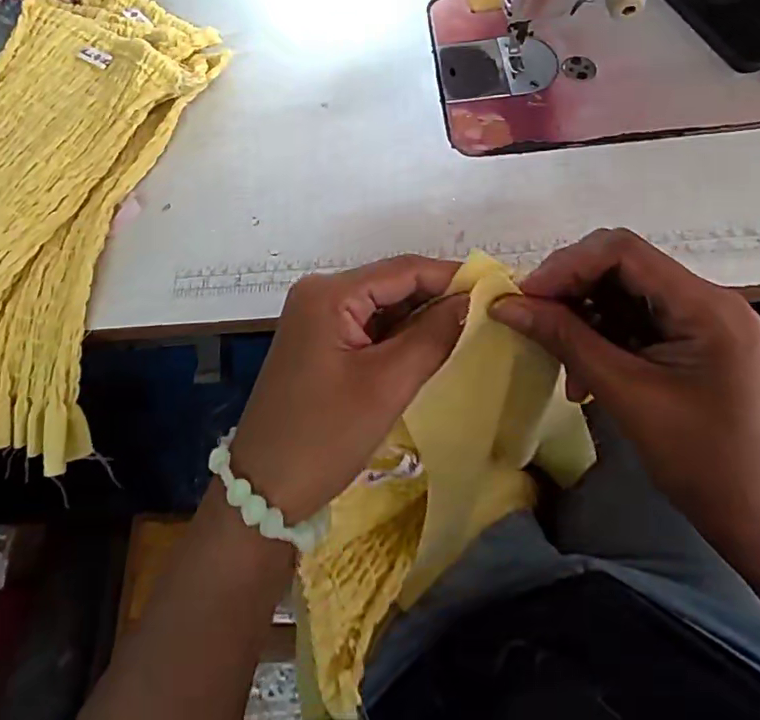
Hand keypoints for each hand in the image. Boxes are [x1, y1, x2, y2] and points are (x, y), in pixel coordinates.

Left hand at [228, 256, 465, 522]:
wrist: (264, 490)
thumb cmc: (325, 435)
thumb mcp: (387, 384)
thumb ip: (433, 335)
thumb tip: (471, 300)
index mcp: (329, 294)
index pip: (403, 270)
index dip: (451, 276)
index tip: (496, 289)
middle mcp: (319, 294)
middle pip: (392, 284)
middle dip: (438, 298)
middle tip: (488, 314)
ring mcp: (316, 318)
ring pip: (383, 306)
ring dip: (421, 318)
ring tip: (469, 331)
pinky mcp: (319, 342)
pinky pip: (368, 327)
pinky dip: (399, 336)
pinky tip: (430, 348)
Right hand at [491, 229, 759, 546]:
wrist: (756, 519)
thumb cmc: (700, 461)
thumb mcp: (625, 394)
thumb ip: (566, 340)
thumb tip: (507, 305)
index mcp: (706, 305)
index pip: (624, 252)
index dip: (567, 265)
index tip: (526, 296)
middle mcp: (708, 299)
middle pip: (622, 265)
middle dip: (570, 288)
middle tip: (531, 319)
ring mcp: (702, 318)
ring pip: (623, 291)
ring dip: (582, 317)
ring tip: (559, 359)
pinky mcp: (693, 339)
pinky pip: (635, 318)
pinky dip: (601, 337)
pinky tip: (582, 374)